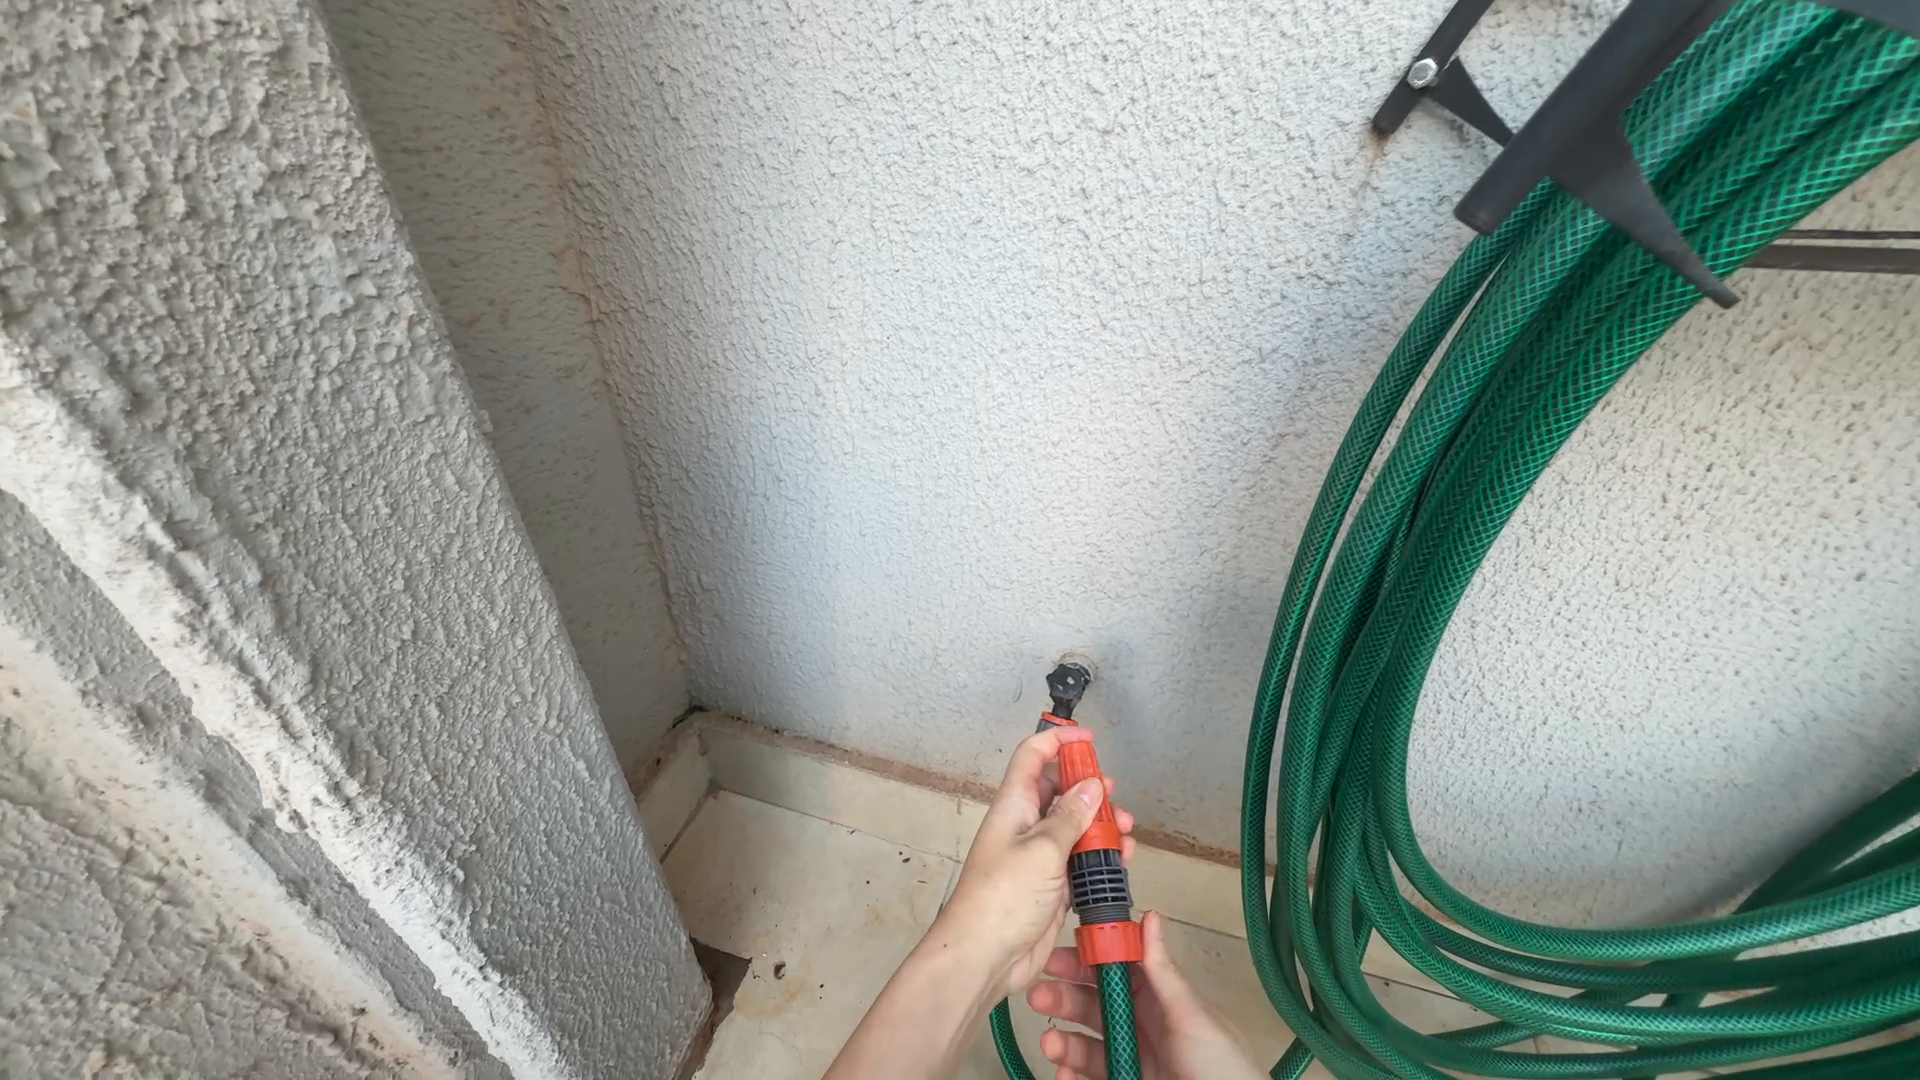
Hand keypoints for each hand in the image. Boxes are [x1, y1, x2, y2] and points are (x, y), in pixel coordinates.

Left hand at [929, 726, 1135, 999]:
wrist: (985, 956)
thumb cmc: (1006, 895)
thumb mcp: (1043, 850)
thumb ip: (1070, 817)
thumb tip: (1091, 786)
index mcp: (1014, 804)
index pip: (1033, 756)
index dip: (1058, 740)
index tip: (1089, 739)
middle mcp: (1026, 824)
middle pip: (1058, 790)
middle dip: (1087, 785)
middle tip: (1114, 791)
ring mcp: (1039, 856)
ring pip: (1073, 825)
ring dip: (1101, 822)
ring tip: (1127, 827)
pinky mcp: (1052, 885)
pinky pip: (1080, 859)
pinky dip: (1101, 854)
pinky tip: (1123, 856)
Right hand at [1027, 911, 1266, 1079]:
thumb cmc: (1222, 1066)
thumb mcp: (1192, 1015)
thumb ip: (1162, 971)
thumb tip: (1149, 914)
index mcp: (1156, 995)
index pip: (1112, 967)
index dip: (1082, 958)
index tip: (1054, 955)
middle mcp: (1140, 1022)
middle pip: (1092, 1002)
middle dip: (1062, 997)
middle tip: (1036, 995)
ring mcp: (1132, 1056)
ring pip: (1087, 1042)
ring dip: (1063, 1039)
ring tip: (1048, 1044)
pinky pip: (1092, 1075)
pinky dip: (1071, 1074)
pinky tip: (1061, 1074)